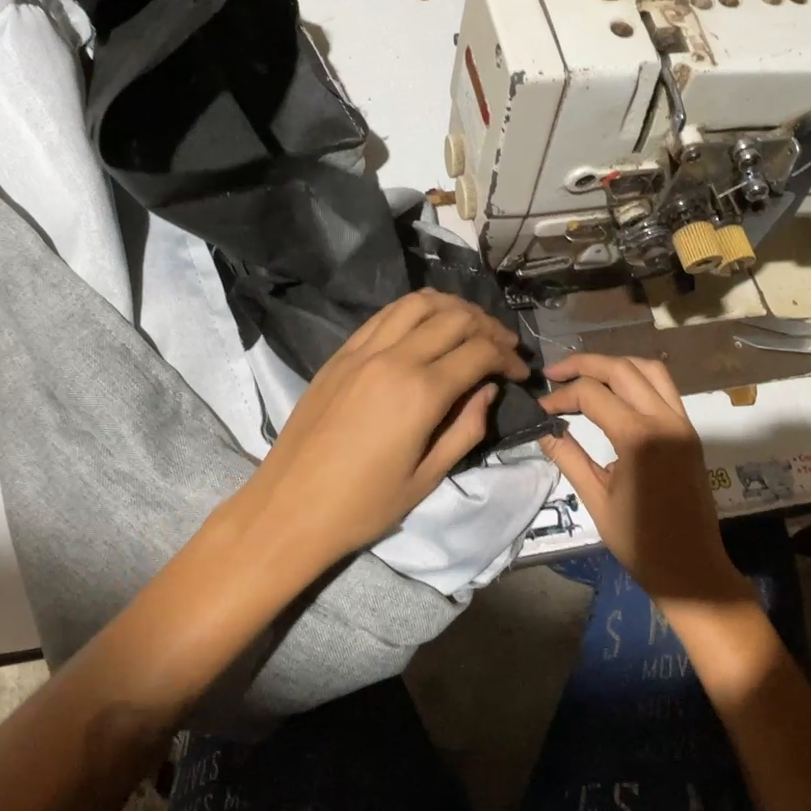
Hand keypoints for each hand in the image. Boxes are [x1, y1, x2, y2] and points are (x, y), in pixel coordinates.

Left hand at [228, 289, 530, 561]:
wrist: (290, 507)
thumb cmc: (363, 505)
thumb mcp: (427, 478)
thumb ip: (466, 429)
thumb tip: (487, 390)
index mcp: (420, 393)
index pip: (479, 352)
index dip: (508, 357)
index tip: (520, 373)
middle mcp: (393, 359)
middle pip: (455, 317)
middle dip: (488, 327)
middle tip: (504, 346)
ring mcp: (362, 351)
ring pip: (417, 303)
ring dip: (453, 307)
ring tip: (470, 325)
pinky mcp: (340, 354)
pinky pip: (384, 315)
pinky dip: (414, 310)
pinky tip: (425, 325)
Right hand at [539, 355, 732, 596]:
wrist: (690, 568)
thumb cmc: (639, 541)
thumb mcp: (595, 499)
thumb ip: (568, 457)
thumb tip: (542, 430)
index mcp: (639, 438)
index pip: (592, 394)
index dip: (560, 396)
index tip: (539, 409)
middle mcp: (664, 420)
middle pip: (620, 369)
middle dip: (583, 364)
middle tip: (552, 373)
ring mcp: (681, 423)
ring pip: (648, 369)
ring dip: (614, 364)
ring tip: (584, 375)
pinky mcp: (689, 431)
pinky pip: (663, 388)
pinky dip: (636, 379)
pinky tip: (614, 392)